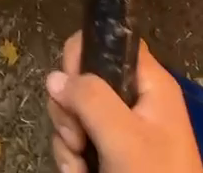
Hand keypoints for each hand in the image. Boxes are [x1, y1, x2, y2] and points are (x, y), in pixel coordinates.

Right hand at [46, 35, 202, 172]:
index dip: (84, 55)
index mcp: (149, 83)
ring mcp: (123, 130)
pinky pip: (79, 141)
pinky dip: (72, 158)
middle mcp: (135, 100)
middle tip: (78, 138)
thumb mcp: (124, 137)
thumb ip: (89, 99)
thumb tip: (54, 78)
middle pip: (85, 79)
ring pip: (76, 113)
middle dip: (70, 110)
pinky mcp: (112, 155)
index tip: (73, 86)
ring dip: (68, 139)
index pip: (109, 42)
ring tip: (79, 167)